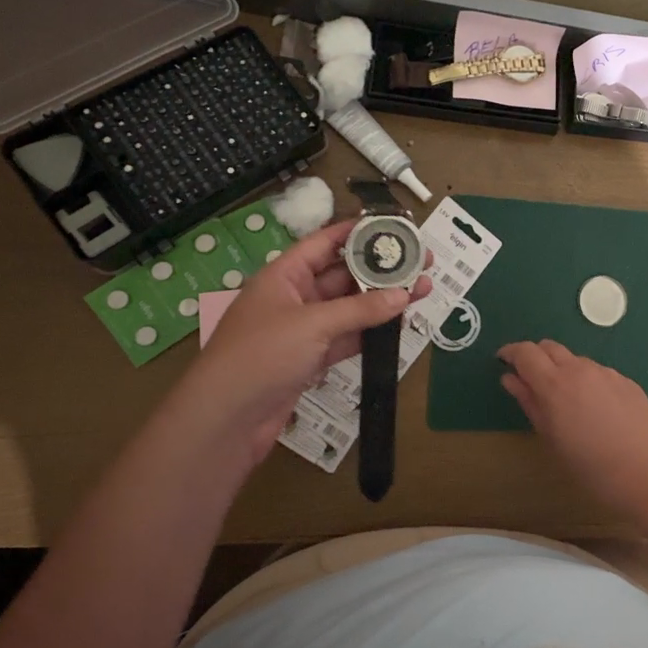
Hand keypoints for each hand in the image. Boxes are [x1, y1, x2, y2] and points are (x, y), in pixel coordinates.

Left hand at [185, 218, 430, 461]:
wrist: (225, 420)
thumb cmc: (260, 356)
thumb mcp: (312, 324)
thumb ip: (360, 309)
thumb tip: (403, 295)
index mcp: (284, 275)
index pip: (325, 242)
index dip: (358, 232)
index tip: (395, 227)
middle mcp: (294, 297)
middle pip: (343, 274)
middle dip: (381, 269)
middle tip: (422, 261)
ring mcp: (302, 330)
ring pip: (350, 307)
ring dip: (382, 300)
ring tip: (423, 289)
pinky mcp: (310, 359)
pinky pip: (347, 336)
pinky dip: (371, 330)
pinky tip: (399, 323)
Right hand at [498, 340, 647, 517]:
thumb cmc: (594, 468)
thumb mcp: (553, 440)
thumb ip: (531, 404)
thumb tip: (511, 379)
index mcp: (556, 384)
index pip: (526, 352)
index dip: (511, 352)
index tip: (502, 361)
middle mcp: (581, 369)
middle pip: (550, 347)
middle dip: (535, 357)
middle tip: (527, 379)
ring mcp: (607, 373)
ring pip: (575, 359)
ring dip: (561, 369)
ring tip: (562, 401)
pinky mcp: (627, 381)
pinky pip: (597, 372)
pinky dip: (585, 380)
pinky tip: (592, 409)